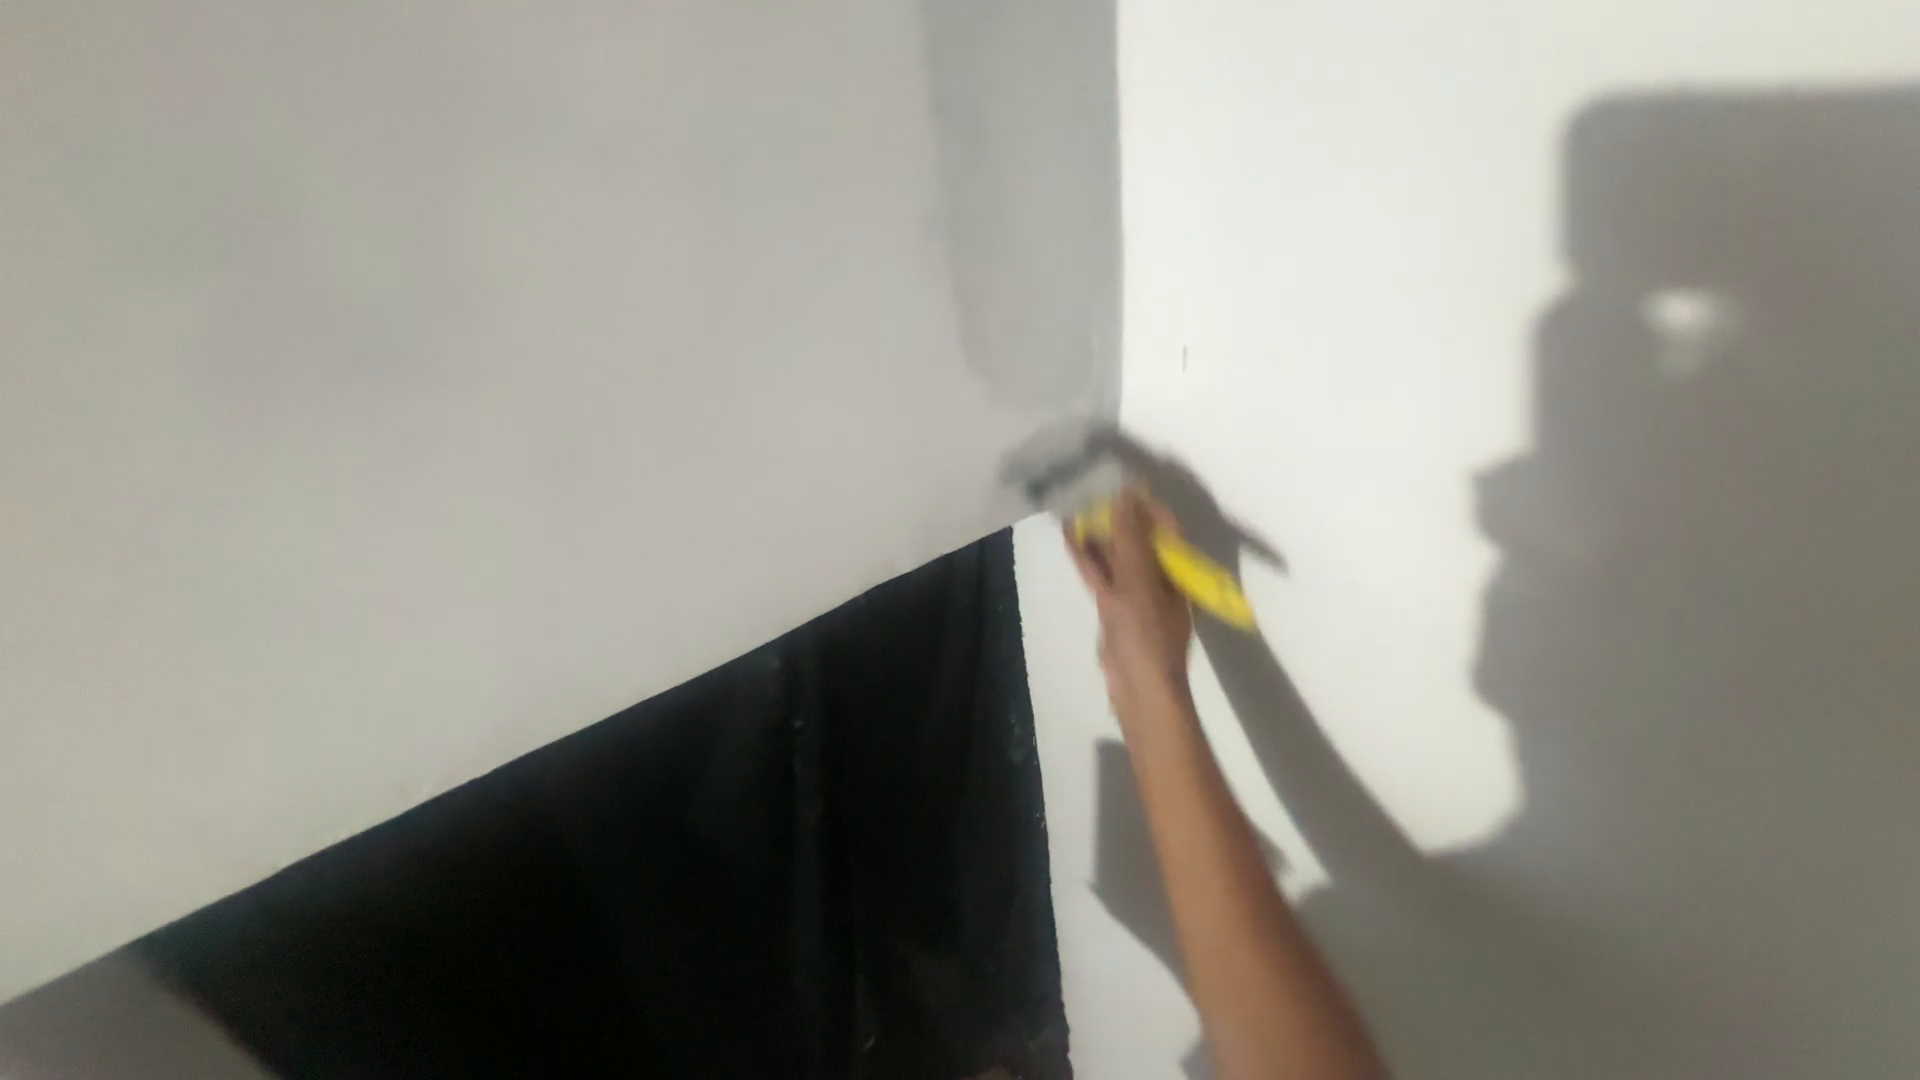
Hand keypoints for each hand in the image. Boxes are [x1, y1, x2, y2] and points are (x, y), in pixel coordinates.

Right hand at [1065, 487, 1194, 720]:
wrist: (1138, 687)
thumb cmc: (1146, 633)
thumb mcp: (1138, 580)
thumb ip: (1131, 537)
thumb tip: (1126, 494)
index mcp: (1175, 570)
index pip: (1163, 528)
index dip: (1143, 504)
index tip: (1118, 482)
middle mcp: (1157, 577)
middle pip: (1137, 539)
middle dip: (1115, 516)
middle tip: (1089, 489)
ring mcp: (1134, 593)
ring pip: (1114, 555)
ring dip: (1097, 534)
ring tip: (1074, 506)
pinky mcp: (1113, 607)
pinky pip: (1100, 575)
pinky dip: (1086, 557)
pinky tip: (1070, 537)